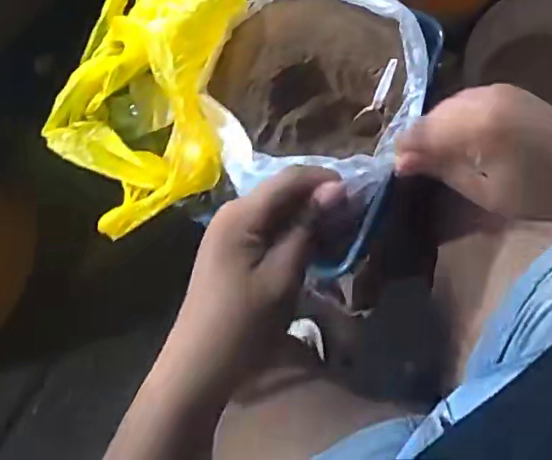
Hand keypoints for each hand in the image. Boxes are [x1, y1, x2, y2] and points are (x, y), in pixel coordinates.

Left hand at [172, 167, 347, 380]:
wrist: (194, 374)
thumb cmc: (241, 326)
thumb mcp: (283, 275)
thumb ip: (309, 226)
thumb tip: (338, 187)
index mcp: (241, 213)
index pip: (292, 177)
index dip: (326, 180)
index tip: (357, 196)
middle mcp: (234, 211)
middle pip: (286, 188)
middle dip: (320, 196)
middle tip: (352, 215)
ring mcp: (231, 228)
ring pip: (281, 205)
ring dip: (310, 213)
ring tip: (339, 229)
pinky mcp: (234, 245)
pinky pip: (271, 223)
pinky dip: (295, 228)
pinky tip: (315, 244)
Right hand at [394, 85, 551, 222]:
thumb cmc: (542, 192)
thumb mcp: (487, 192)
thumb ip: (442, 170)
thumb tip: (401, 161)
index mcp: (478, 123)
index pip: (423, 129)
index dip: (405, 149)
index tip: (398, 170)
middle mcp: (484, 96)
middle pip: (434, 114)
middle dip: (421, 137)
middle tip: (415, 167)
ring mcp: (497, 88)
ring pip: (450, 104)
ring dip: (439, 126)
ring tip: (438, 156)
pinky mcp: (507, 89)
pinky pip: (468, 100)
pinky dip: (458, 118)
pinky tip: (462, 140)